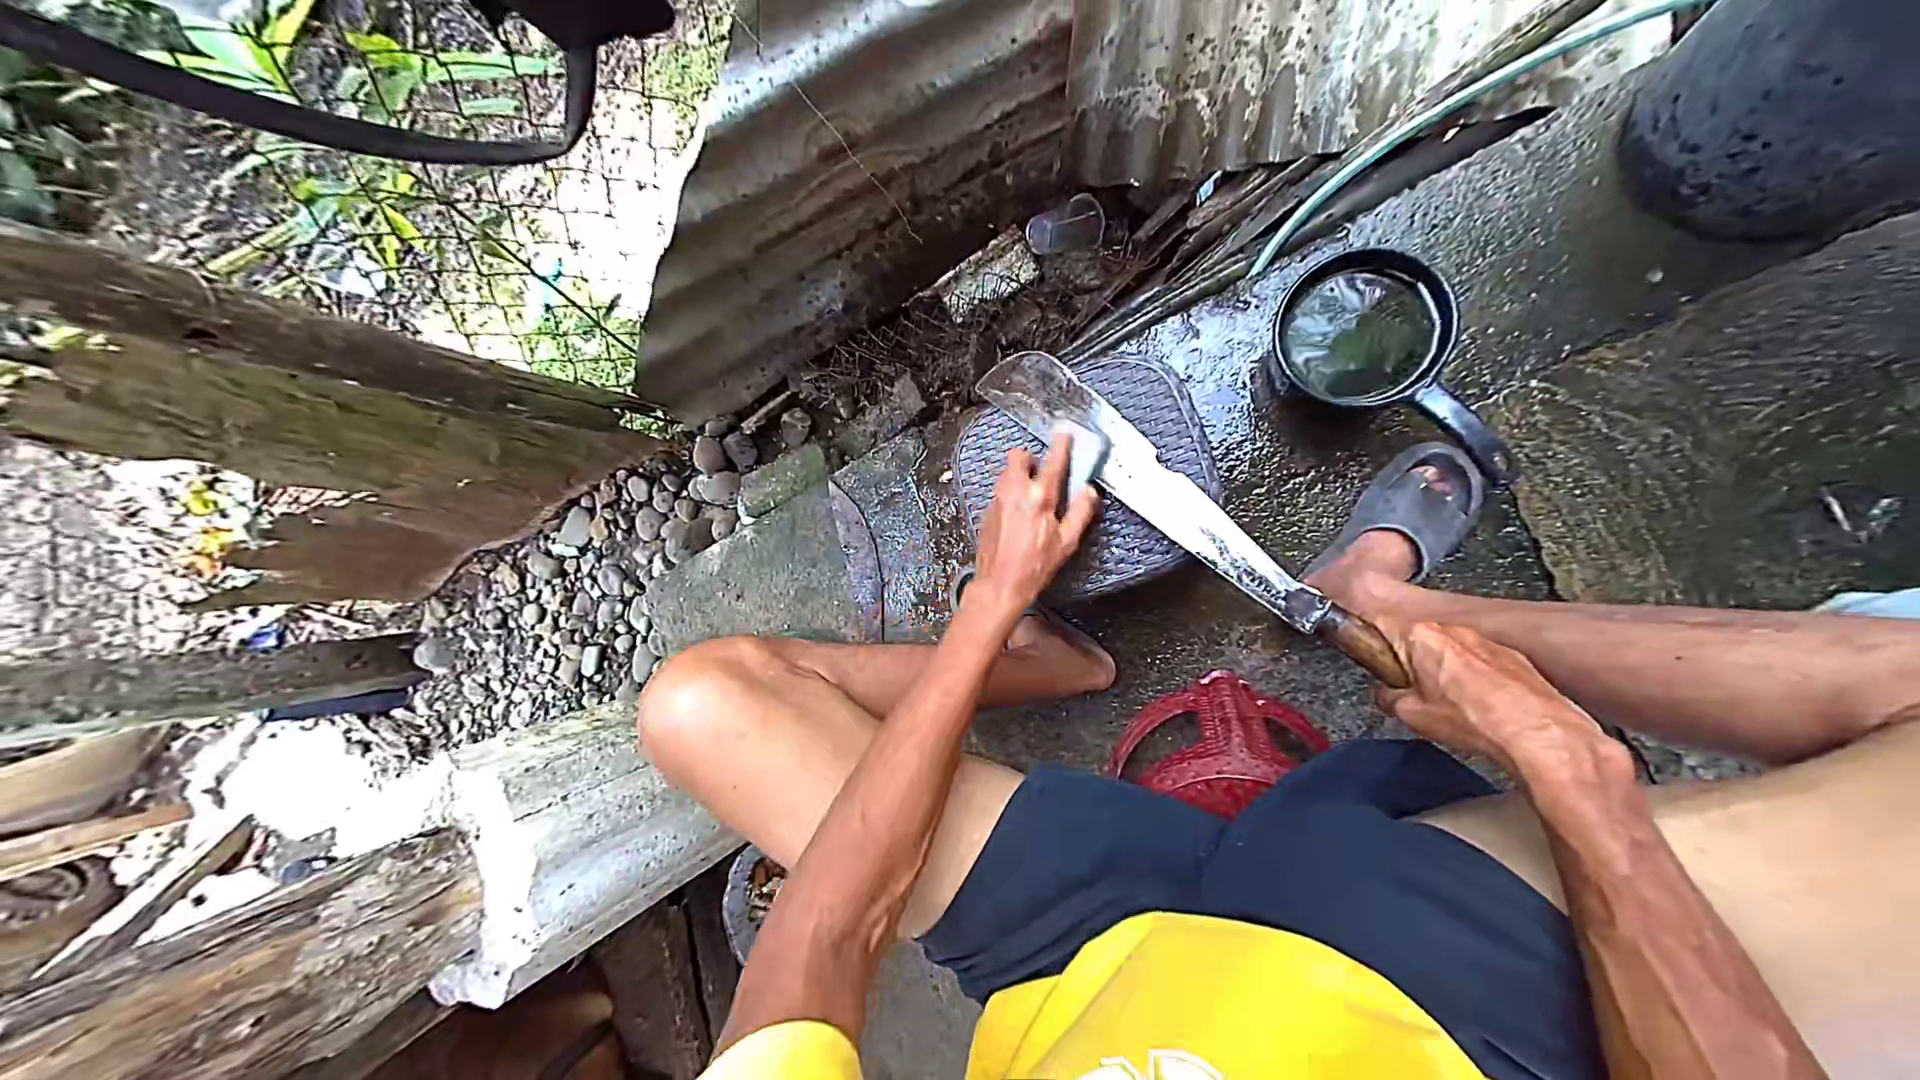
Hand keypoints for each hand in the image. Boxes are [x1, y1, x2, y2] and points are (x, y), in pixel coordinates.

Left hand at [972, 433, 1099, 614]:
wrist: (1000, 584)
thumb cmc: (1032, 567)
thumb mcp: (1066, 542)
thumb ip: (1080, 512)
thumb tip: (1089, 492)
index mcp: (1039, 498)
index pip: (1053, 462)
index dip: (1061, 445)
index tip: (1065, 434)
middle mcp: (1015, 493)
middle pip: (1018, 456)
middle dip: (1031, 458)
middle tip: (1042, 470)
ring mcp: (998, 500)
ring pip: (1007, 472)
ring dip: (1020, 474)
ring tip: (1032, 492)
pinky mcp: (988, 511)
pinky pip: (1000, 490)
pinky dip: (1010, 492)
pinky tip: (1019, 511)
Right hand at [1375, 620, 1617, 775]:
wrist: (1542, 737)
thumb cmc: (1475, 721)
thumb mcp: (1408, 713)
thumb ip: (1388, 696)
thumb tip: (1387, 694)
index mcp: (1418, 635)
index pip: (1375, 623)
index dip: (1364, 640)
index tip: (1363, 654)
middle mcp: (1452, 630)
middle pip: (1413, 636)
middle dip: (1407, 660)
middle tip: (1407, 690)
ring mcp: (1485, 642)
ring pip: (1448, 649)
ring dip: (1441, 669)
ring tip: (1448, 704)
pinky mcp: (1514, 658)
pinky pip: (1480, 662)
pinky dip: (1474, 679)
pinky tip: (1479, 707)